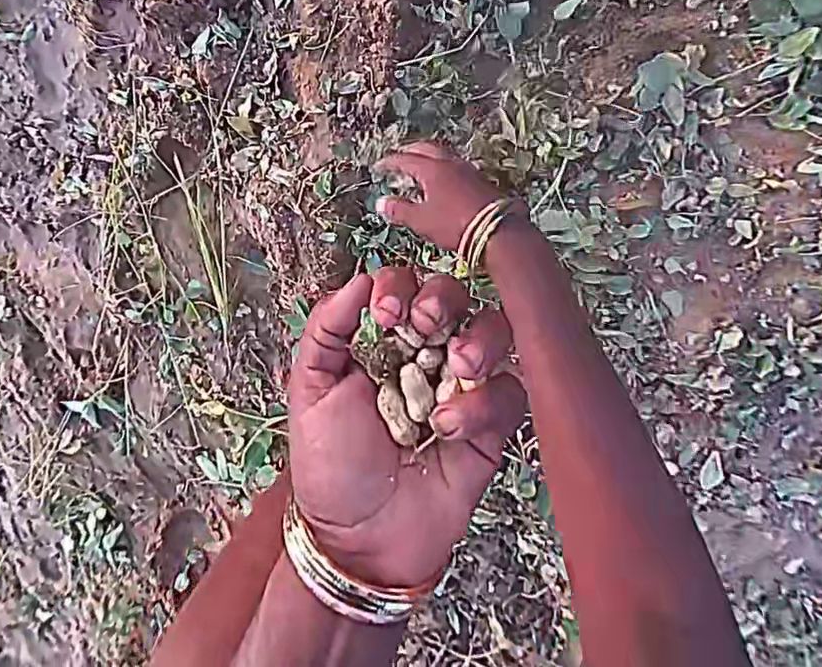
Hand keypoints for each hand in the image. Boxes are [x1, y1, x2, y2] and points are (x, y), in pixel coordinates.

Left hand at [286, 268, 526, 588]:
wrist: (361, 541)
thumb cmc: (334, 466)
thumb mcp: (311, 391)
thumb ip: (325, 330)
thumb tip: (358, 280)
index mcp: (387, 339)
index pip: (406, 285)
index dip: (401, 285)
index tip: (386, 310)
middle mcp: (429, 352)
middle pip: (456, 297)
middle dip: (443, 301)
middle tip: (425, 323)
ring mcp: (463, 383)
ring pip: (496, 331)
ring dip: (480, 339)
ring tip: (458, 366)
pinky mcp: (491, 421)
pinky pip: (510, 391)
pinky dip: (486, 402)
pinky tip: (450, 427)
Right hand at [373, 141, 504, 250]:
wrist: (497, 231)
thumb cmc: (456, 224)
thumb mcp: (422, 220)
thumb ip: (400, 210)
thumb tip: (382, 203)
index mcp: (433, 170)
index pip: (406, 159)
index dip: (391, 162)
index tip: (380, 166)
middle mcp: (451, 164)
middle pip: (427, 149)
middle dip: (411, 151)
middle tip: (401, 157)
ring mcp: (469, 171)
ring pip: (445, 156)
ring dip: (430, 158)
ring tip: (422, 167)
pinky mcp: (481, 181)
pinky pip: (457, 167)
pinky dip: (444, 168)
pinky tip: (444, 181)